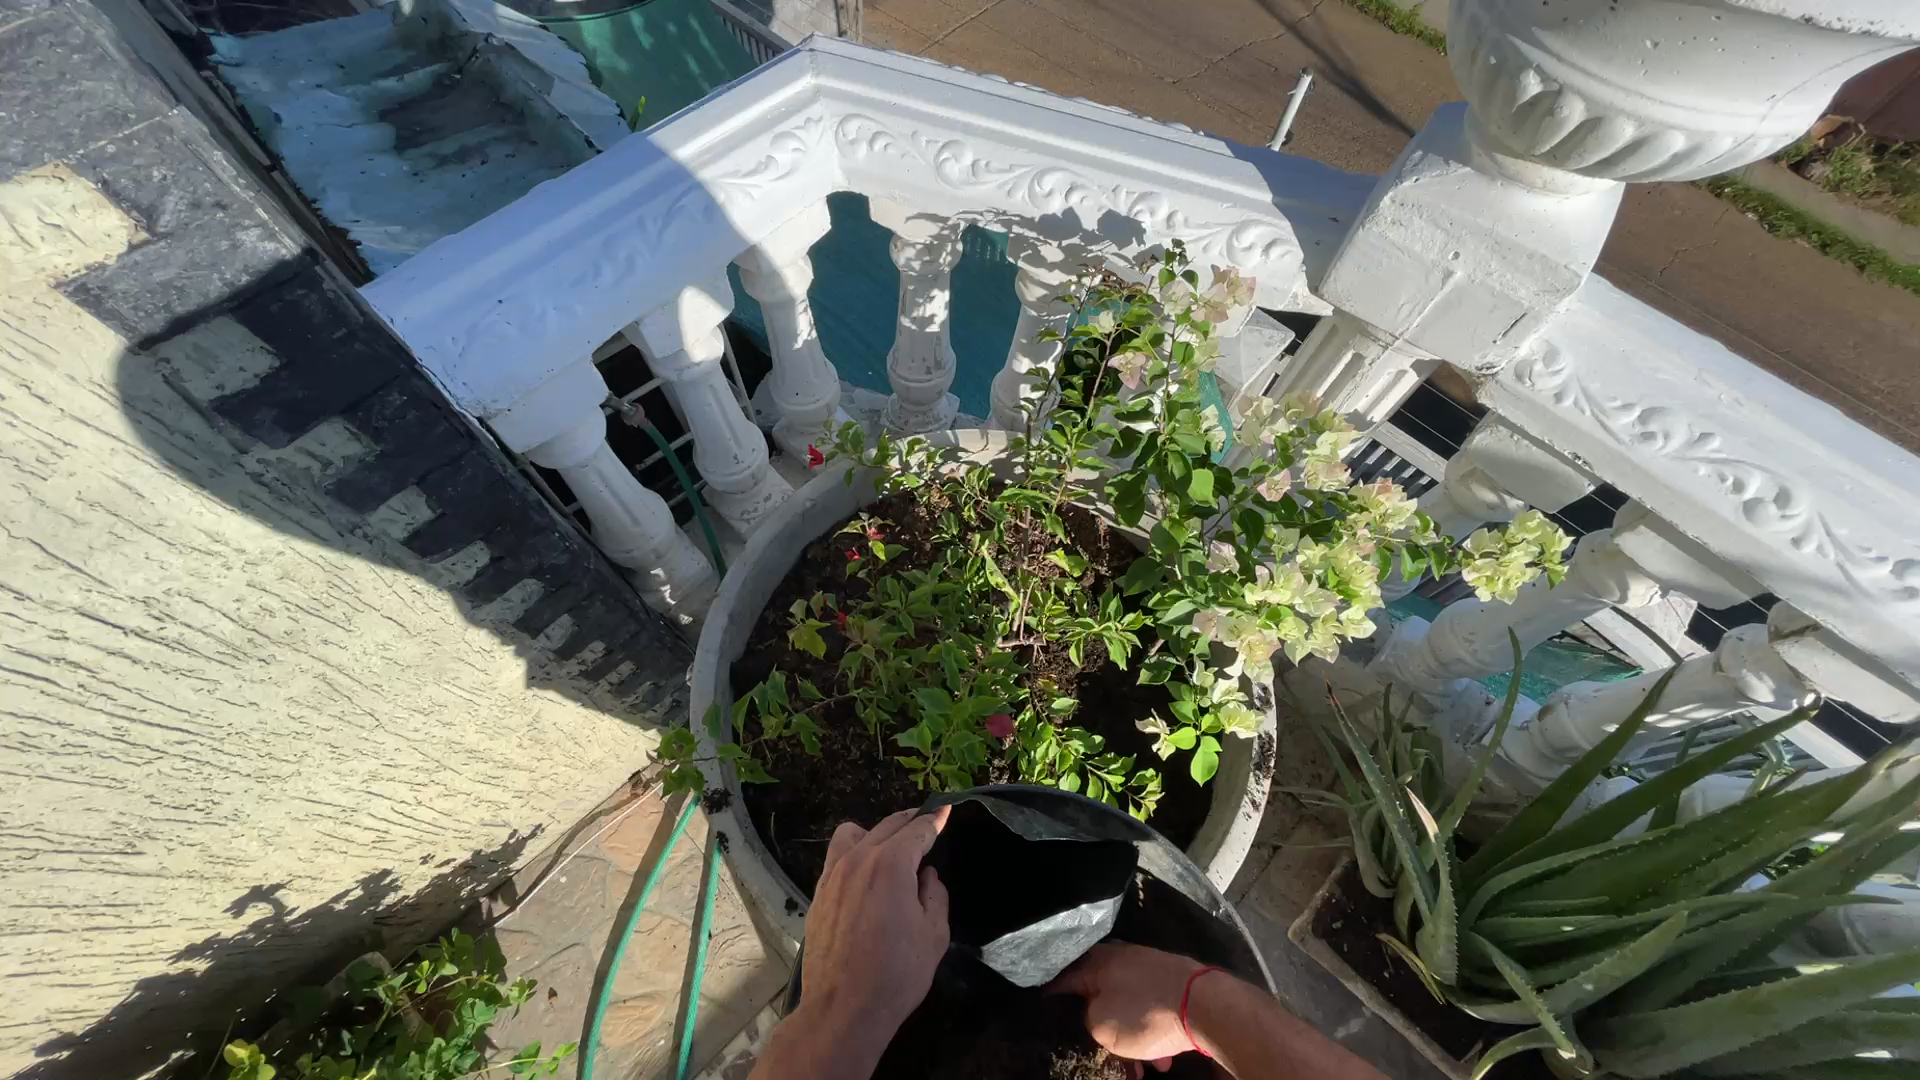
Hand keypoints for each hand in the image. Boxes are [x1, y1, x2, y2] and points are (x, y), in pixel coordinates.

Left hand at [801, 806, 951, 1041]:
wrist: (842, 1010)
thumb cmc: (896, 974)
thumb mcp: (934, 935)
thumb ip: (935, 895)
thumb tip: (926, 876)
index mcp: (892, 864)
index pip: (919, 830)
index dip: (936, 820)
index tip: (946, 810)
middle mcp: (860, 858)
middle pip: (889, 825)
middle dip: (912, 821)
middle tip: (928, 824)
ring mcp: (834, 873)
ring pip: (857, 832)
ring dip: (879, 831)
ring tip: (893, 848)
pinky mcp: (819, 891)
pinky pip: (837, 854)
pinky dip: (854, 850)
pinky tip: (865, 870)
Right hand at [1048, 943, 1206, 1068]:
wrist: (1202, 1003)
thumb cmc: (1143, 1012)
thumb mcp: (1101, 1025)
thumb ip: (1087, 1018)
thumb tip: (1093, 1014)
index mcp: (1097, 962)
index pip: (1065, 977)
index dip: (1053, 995)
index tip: (1045, 1006)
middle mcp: (1119, 957)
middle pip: (1100, 992)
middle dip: (1100, 1024)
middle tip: (1101, 1050)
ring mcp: (1147, 967)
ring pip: (1128, 1005)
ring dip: (1131, 1038)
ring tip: (1141, 1069)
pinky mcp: (1170, 981)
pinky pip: (1151, 1009)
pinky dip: (1152, 1034)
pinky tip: (1163, 1059)